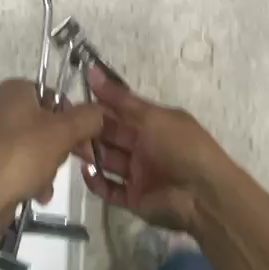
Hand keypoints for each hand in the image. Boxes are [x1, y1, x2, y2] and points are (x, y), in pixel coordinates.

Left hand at [0, 79, 104, 224]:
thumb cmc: (20, 156)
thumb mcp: (62, 133)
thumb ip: (86, 118)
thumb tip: (100, 111)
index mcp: (15, 89)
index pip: (57, 97)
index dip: (75, 120)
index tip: (86, 144)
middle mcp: (1, 106)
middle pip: (47, 123)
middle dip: (61, 148)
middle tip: (71, 163)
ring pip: (36, 146)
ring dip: (48, 167)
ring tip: (46, 184)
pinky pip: (20, 164)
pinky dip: (32, 178)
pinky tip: (36, 195)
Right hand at [77, 64, 224, 232]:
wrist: (203, 195)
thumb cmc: (180, 146)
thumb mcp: (152, 116)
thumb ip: (120, 98)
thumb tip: (91, 70)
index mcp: (150, 123)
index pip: (118, 110)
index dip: (97, 103)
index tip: (73, 97)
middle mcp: (142, 146)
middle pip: (110, 135)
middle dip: (89, 128)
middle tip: (64, 123)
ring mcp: (138, 173)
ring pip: (107, 160)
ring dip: (90, 152)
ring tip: (70, 145)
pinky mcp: (133, 199)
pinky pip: (110, 189)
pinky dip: (97, 182)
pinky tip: (85, 171)